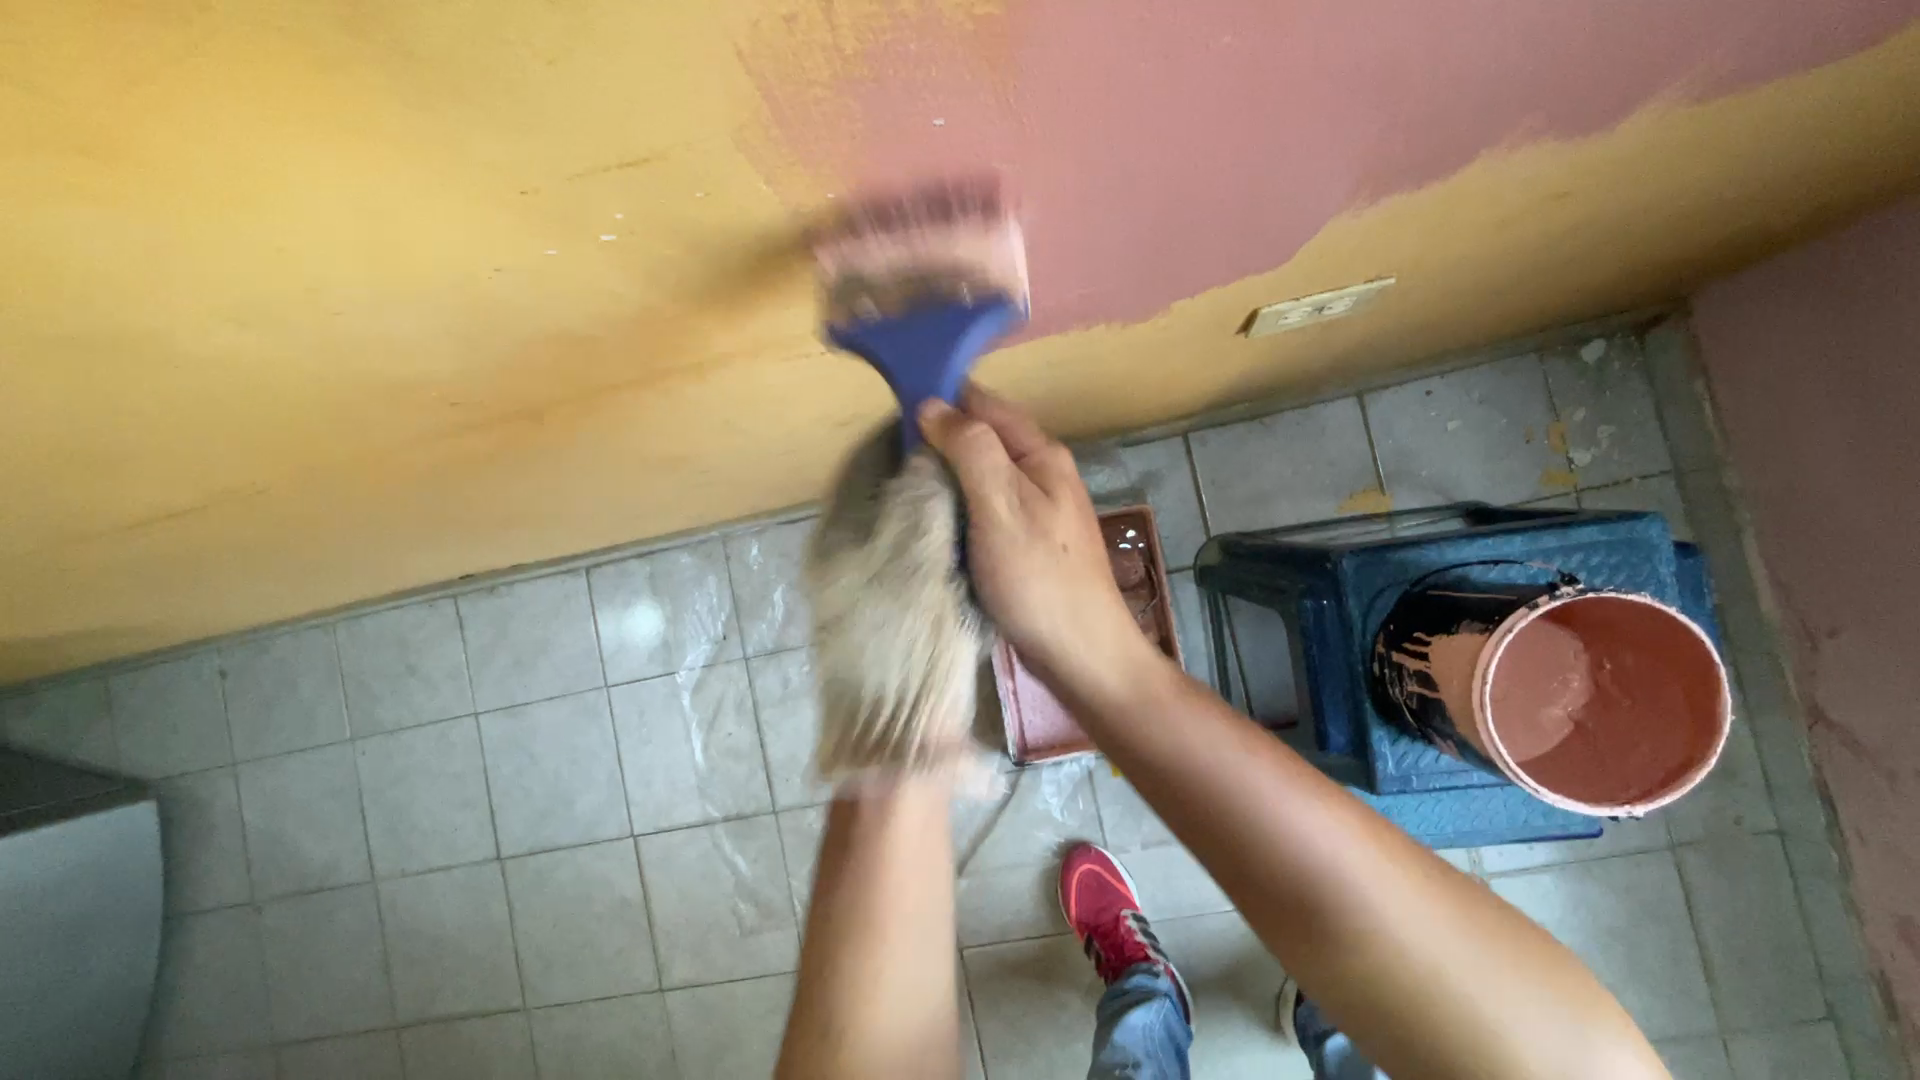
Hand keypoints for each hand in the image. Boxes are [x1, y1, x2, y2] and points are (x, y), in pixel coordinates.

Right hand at [916, 385, 1158, 694]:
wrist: (1080, 653)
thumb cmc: (1039, 578)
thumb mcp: (1001, 504)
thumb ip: (970, 450)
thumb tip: (933, 404)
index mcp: (1040, 454)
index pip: (983, 404)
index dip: (942, 403)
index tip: (896, 418)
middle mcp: (1042, 474)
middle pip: (982, 441)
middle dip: (940, 444)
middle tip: (895, 465)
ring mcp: (1036, 511)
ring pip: (980, 478)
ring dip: (947, 481)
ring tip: (908, 494)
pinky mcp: (1027, 544)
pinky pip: (984, 512)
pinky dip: (959, 512)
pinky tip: (937, 527)